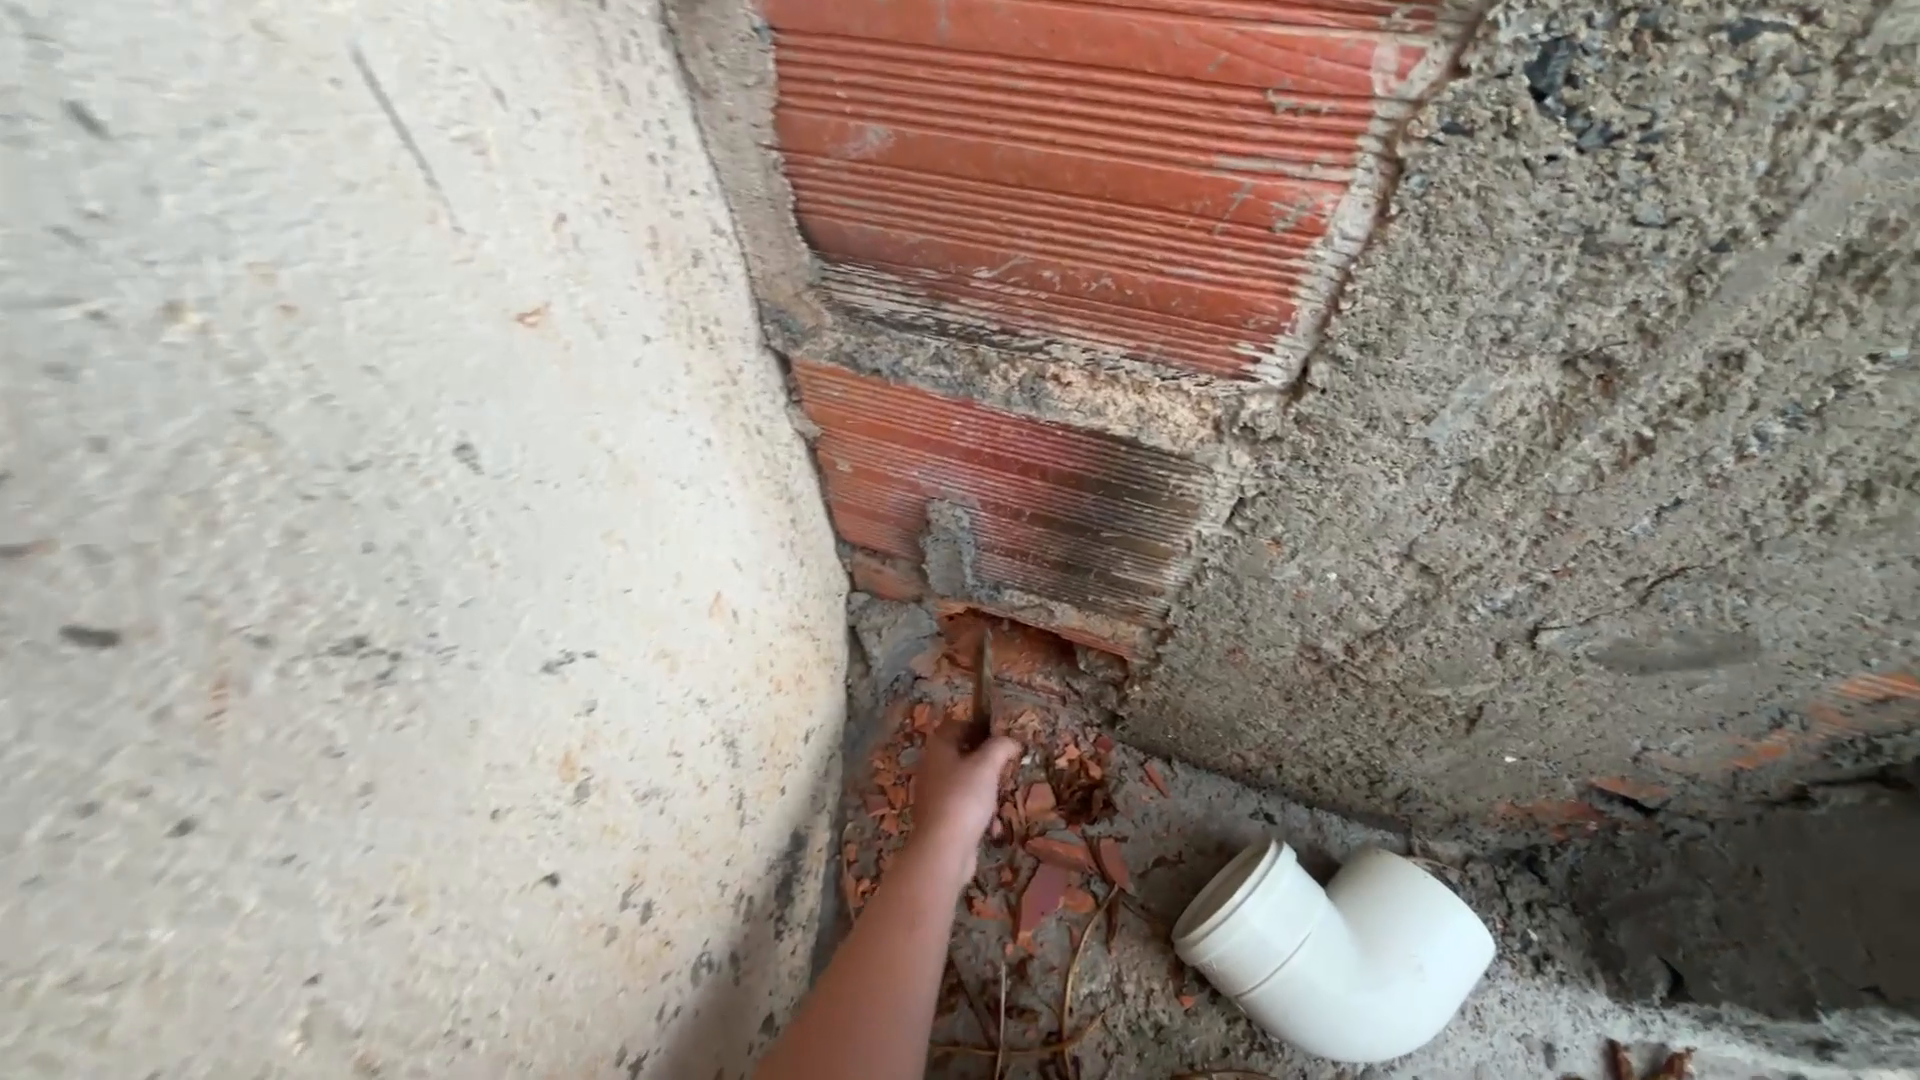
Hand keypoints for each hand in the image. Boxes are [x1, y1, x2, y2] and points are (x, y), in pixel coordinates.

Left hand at [908, 722, 1020, 883]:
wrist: (943, 849)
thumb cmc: (964, 798)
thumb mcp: (987, 766)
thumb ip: (1000, 747)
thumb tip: (1011, 740)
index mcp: (938, 750)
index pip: (955, 726)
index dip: (977, 726)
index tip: (999, 733)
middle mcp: (931, 769)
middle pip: (961, 756)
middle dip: (985, 762)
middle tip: (1006, 765)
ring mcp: (933, 796)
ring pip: (964, 785)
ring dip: (986, 791)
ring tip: (1003, 798)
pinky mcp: (940, 820)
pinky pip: (963, 809)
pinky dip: (979, 815)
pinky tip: (993, 827)